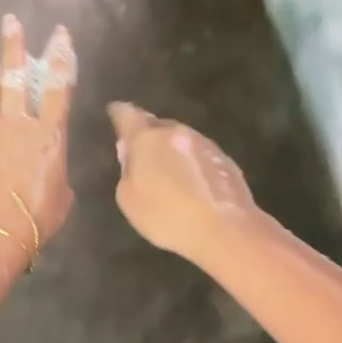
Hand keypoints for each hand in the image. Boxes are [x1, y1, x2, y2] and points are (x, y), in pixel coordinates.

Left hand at [0, 16, 75, 262]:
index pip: (58, 88)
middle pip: (17, 76)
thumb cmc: (35, 220)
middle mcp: (17, 123)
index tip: (59, 35)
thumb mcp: (62, 196)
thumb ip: (58, 172)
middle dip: (15, 45)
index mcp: (49, 135)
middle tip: (11, 20)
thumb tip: (52, 168)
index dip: (60, 59)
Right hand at [108, 103, 261, 262]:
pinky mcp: (226, 160)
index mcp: (147, 138)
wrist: (224, 229)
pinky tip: (192, 185)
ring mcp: (205, 144)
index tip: (115, 112)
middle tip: (141, 153)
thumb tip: (132, 155)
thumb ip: (127, 171)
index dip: (119, 113)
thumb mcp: (128, 199)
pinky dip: (192, 165)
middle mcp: (177, 132)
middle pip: (157, 126)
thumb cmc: (166, 216)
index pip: (127, 114)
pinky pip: (200, 156)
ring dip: (172, 151)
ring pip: (181, 140)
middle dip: (148, 136)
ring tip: (168, 173)